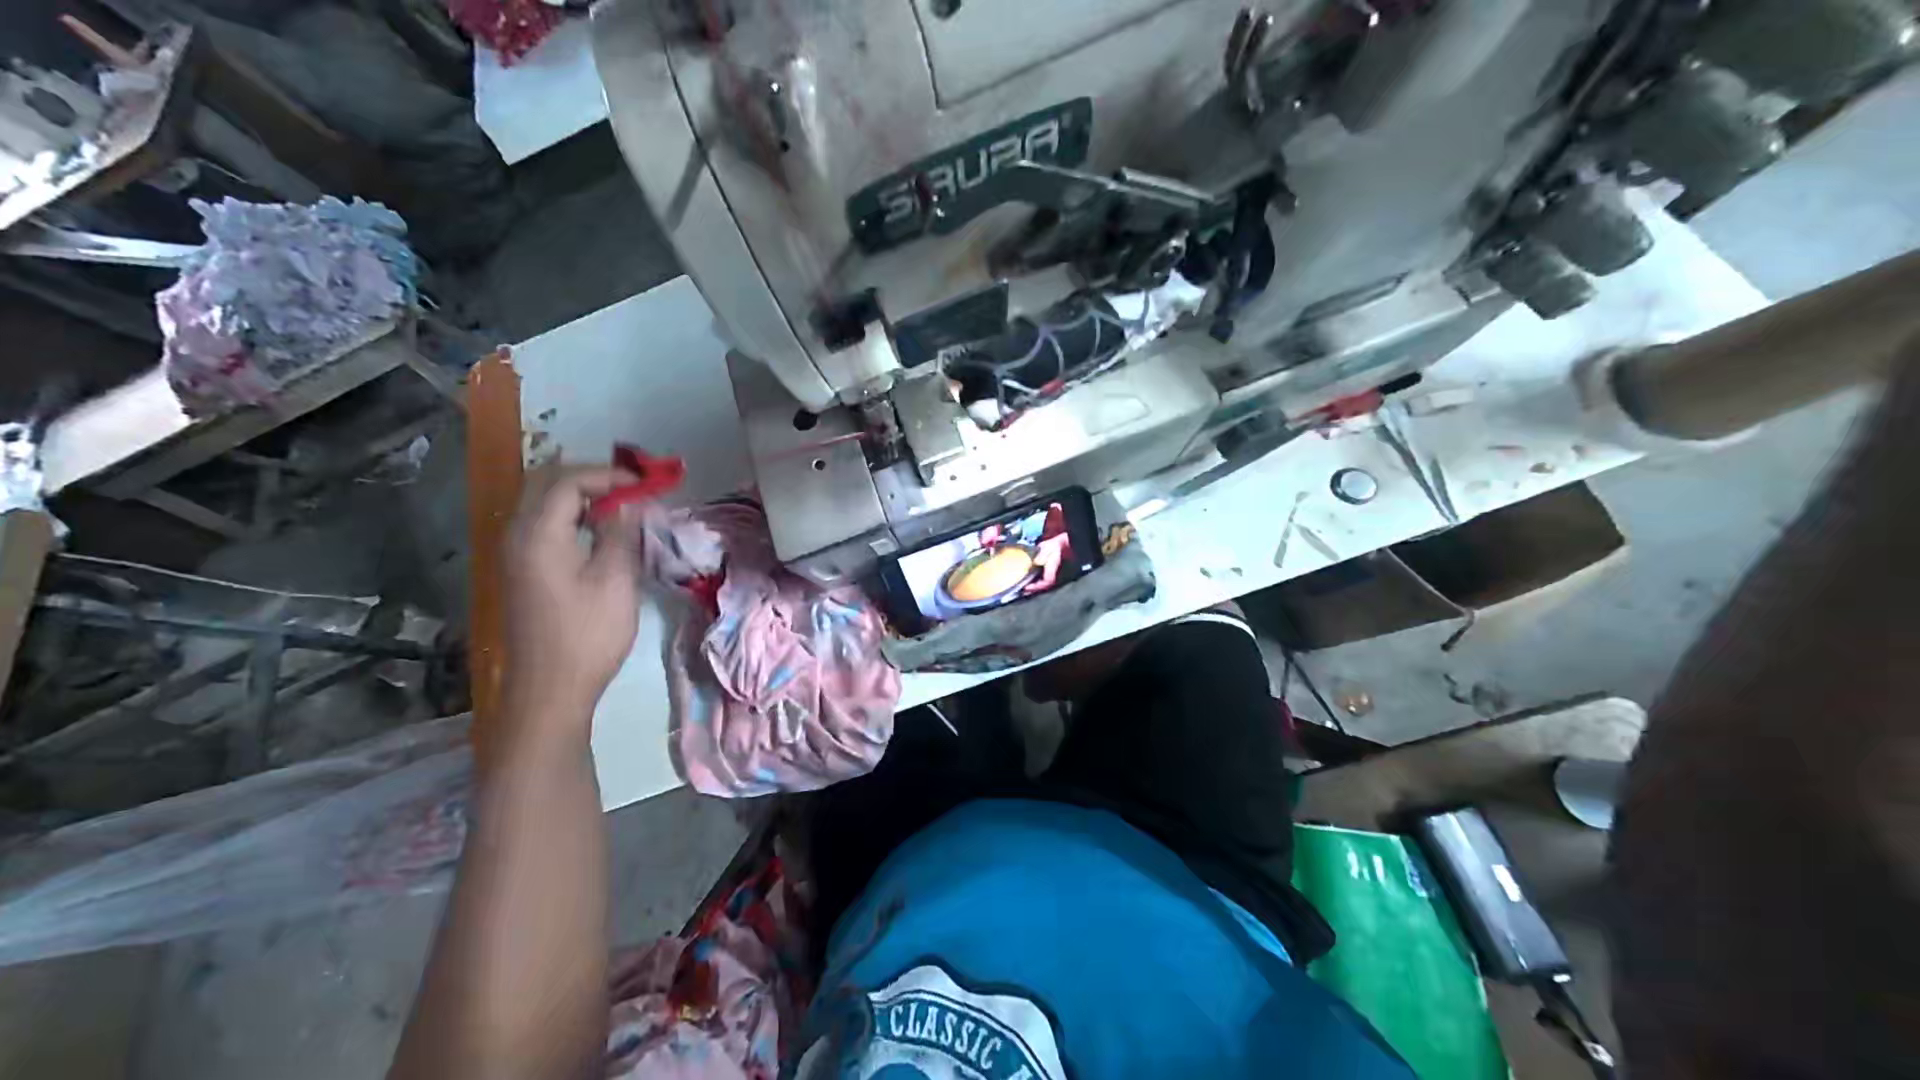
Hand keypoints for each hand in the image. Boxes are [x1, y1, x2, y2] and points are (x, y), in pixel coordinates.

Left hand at [501, 466, 642, 734]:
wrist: (550, 690)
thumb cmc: (587, 635)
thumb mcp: (616, 580)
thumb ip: (621, 533)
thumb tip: (629, 503)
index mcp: (537, 534)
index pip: (568, 481)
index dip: (608, 474)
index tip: (645, 484)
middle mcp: (517, 535)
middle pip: (547, 483)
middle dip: (591, 476)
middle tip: (632, 486)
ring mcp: (515, 554)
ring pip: (542, 502)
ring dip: (581, 494)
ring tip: (622, 504)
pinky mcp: (522, 571)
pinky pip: (543, 524)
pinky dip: (572, 514)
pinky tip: (600, 531)